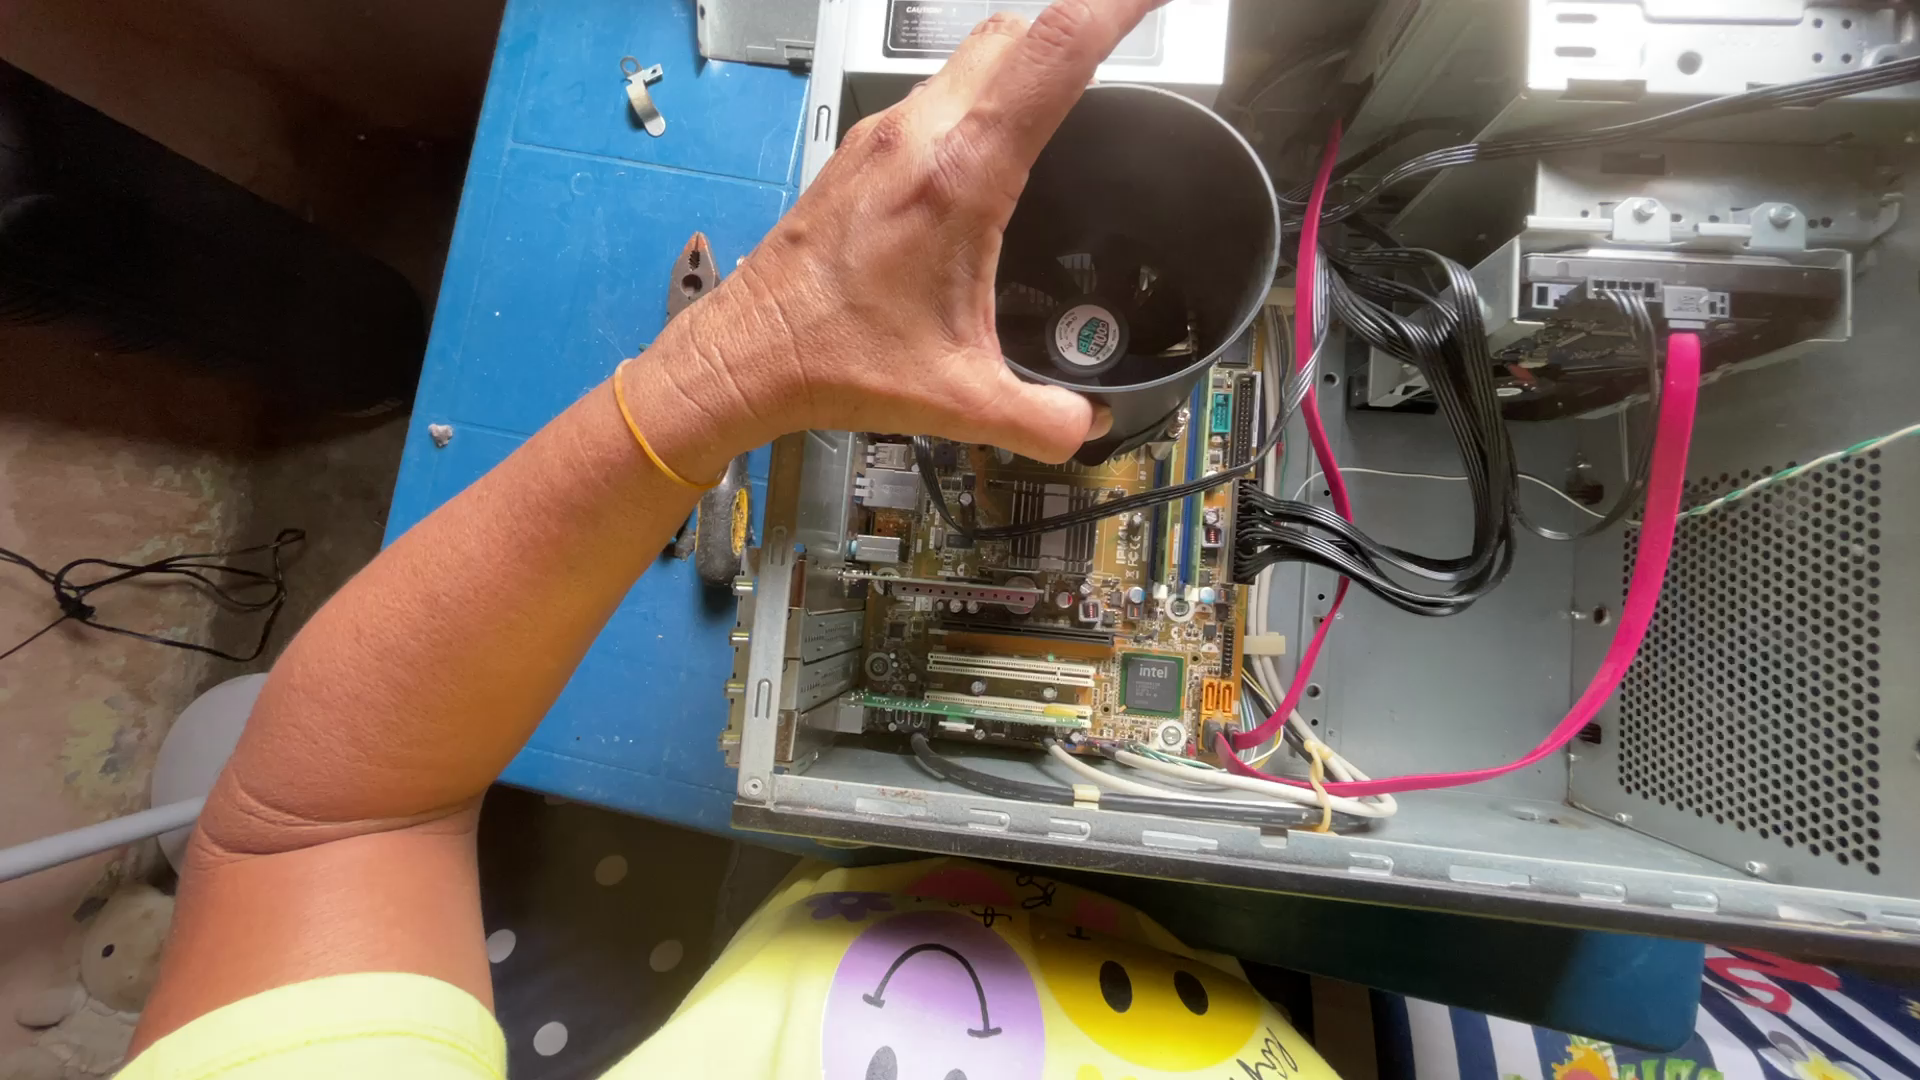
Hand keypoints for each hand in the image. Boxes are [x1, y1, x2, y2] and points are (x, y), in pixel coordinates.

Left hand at [647, 0, 1161, 467]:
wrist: (753, 354)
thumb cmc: (837, 360)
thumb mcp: (960, 401)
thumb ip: (1041, 421)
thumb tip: (1089, 425)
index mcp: (957, 179)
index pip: (1053, 53)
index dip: (1116, 7)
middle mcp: (917, 138)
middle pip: (1013, 34)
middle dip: (1074, 25)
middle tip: (1118, 45)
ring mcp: (882, 140)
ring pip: (967, 58)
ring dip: (1020, 61)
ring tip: (1060, 95)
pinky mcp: (860, 158)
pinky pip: (932, 95)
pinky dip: (977, 97)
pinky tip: (984, 148)